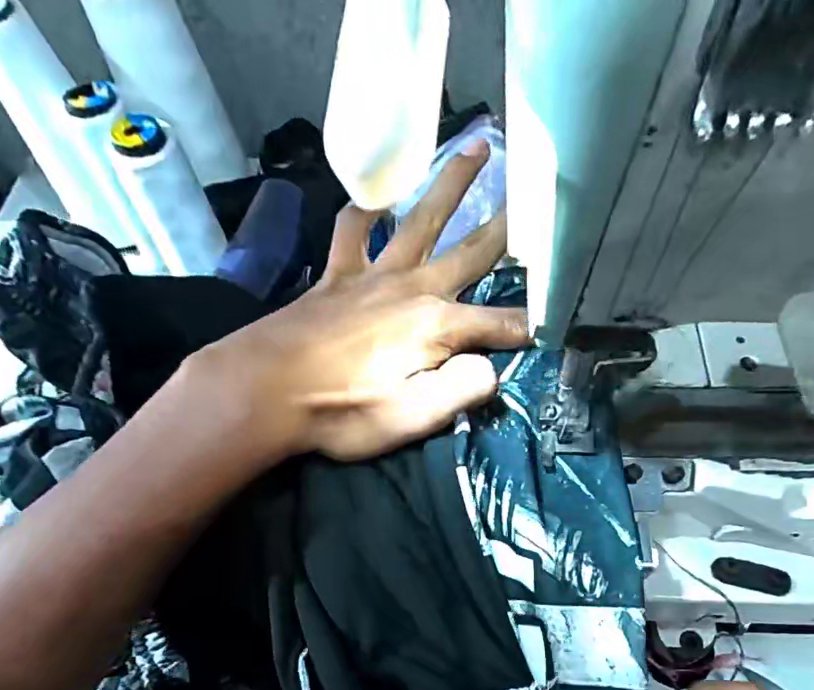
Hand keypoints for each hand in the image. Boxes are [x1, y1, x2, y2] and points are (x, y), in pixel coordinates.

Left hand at [192, 140, 529, 460]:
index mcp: (436, 328)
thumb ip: (460, 391)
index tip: (552, 326)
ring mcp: (373, 276)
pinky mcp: (338, 276)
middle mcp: (413, 290)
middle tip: (537, 192)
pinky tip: (377, 198)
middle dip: (508, 226)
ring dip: (452, 184)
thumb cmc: (340, 412)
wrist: (262, 389)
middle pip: (472, 252)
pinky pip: (354, 231)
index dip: (528, 329)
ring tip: (477, 147)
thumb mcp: (411, 418)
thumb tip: (492, 370)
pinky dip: (366, 212)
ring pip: (422, 220)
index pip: (499, 326)